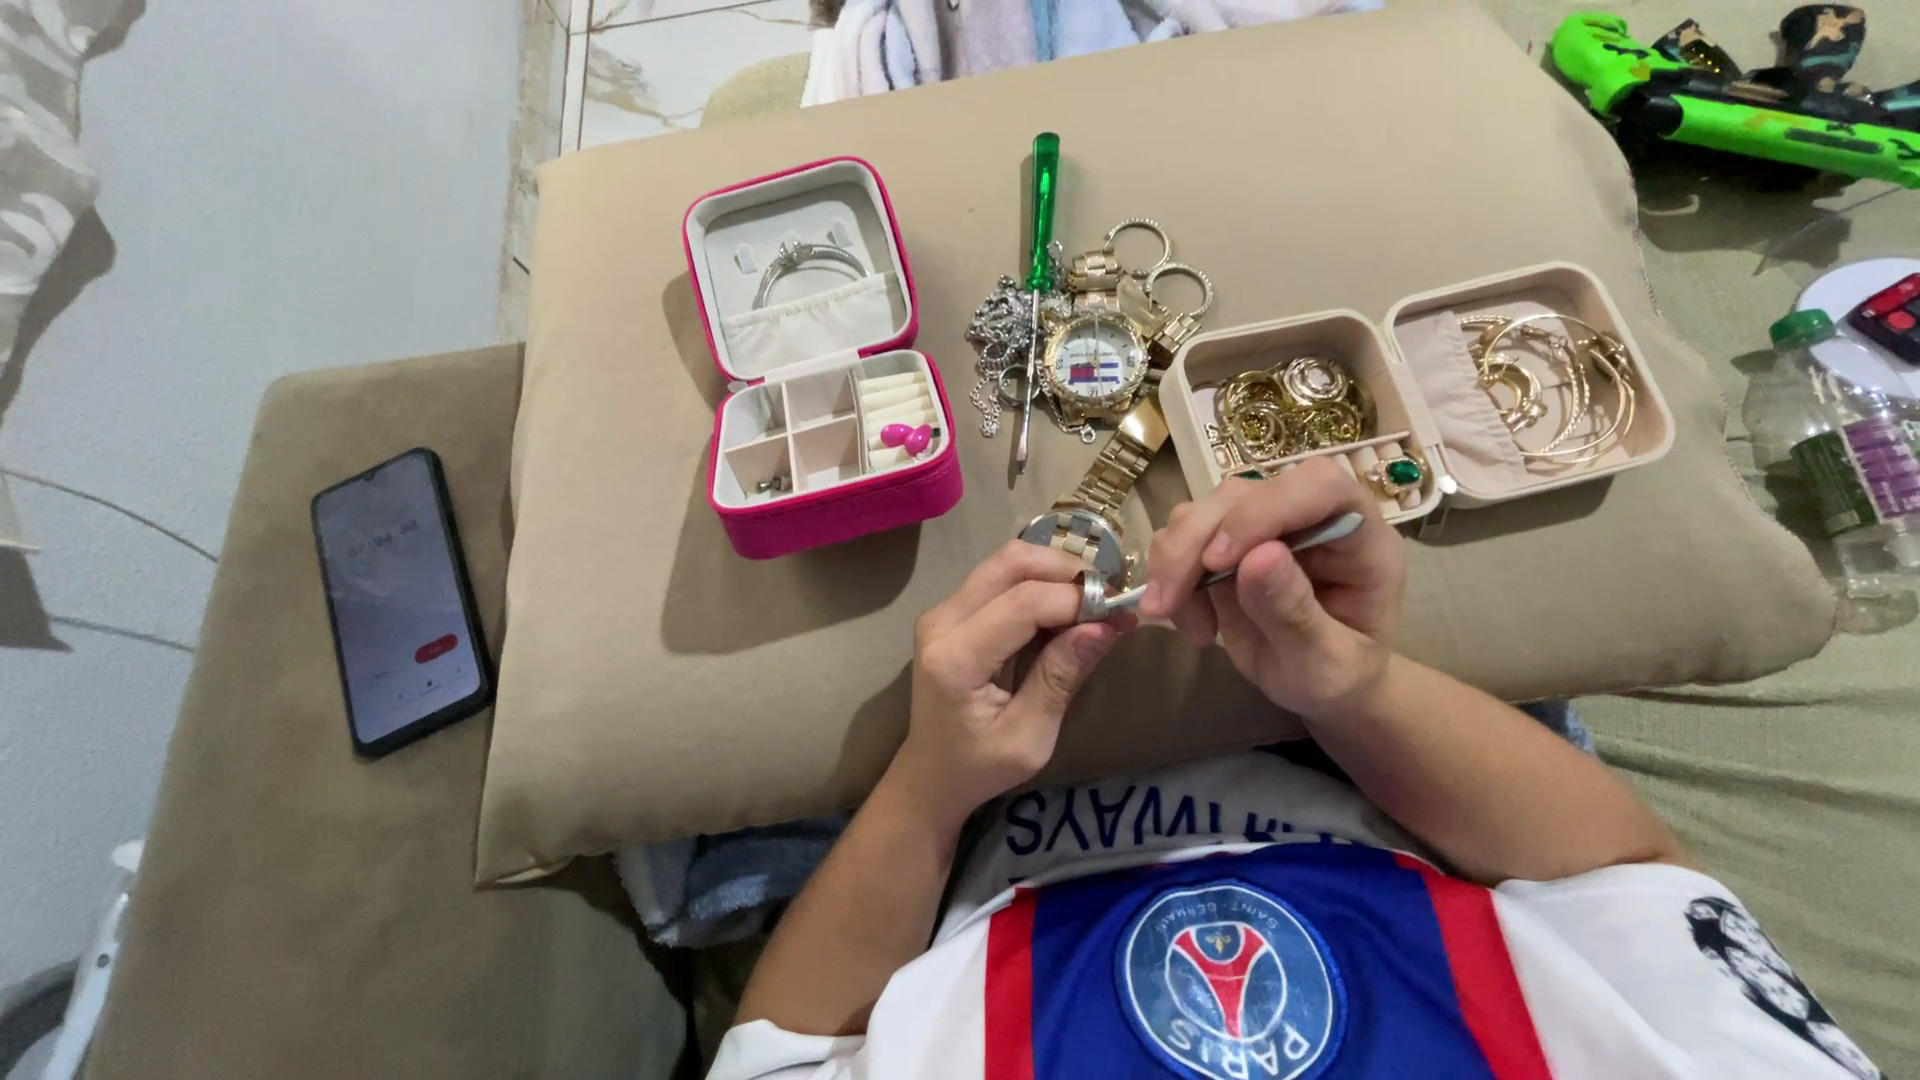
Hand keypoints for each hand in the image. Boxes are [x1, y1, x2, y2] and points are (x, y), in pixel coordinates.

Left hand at [894, 541, 1125, 827]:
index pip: (1023, 602)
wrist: (931, 774)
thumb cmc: (979, 767)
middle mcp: (940, 622)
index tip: (1119, 614)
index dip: (1076, 599)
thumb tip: (1106, 626)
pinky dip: (1039, 581)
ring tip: (1092, 602)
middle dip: (1067, 571)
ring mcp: (941, 612)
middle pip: (1011, 563)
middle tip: (1108, 599)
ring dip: (1054, 571)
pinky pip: (999, 577)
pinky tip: (1065, 608)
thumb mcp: (1029, 738)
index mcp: (955, 660)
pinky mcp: (950, 610)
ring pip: (1006, 562)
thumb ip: (1061, 678)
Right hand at [1139, 457, 1405, 719]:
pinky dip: (1166, 575)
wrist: (1317, 685)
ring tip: (1174, 618)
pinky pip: (1181, 537)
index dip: (1264, 510)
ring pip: (1201, 510)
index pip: (1318, 487)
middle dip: (1193, 544)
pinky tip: (1185, 619)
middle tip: (1168, 604)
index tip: (1219, 561)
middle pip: (1241, 495)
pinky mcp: (1224, 541)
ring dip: (1173, 560)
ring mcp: (1262, 525)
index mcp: (1359, 536)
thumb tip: (1258, 556)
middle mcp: (1308, 517)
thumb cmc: (1339, 676)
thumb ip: (1295, 613)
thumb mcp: (1326, 664)